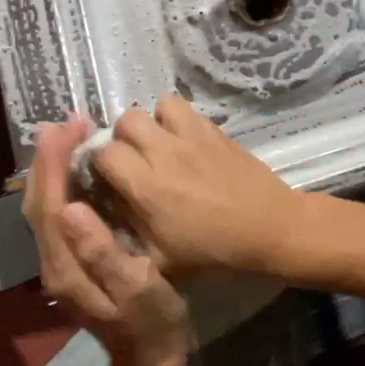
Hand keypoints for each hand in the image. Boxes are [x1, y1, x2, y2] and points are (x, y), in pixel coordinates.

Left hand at [24, 114, 187, 365]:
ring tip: (70, 134)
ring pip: (44, 206)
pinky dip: (63, 183)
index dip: (54, 163)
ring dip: (53, 167)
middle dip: (48, 158)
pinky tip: (80, 169)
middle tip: (68, 120)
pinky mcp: (73, 260)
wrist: (148, 357)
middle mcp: (53, 262)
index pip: (49, 204)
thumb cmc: (151, 321)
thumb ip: (101, 251)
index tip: (67, 125)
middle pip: (39, 202)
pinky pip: (58, 213)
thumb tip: (72, 209)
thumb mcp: (135, 288)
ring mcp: (61, 263)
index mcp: (65, 266)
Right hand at [92, 94, 302, 276]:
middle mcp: (165, 152)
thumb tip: (100, 210)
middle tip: (131, 161)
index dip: (98, 165)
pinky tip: (182, 140)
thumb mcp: (158, 257)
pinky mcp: (215, 129)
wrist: (266, 226)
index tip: (105, 179)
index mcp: (146, 186)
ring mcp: (192, 136)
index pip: (103, 154)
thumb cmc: (211, 249)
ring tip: (156, 146)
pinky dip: (176, 118)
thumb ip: (124, 231)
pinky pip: (184, 108)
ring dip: (150, 123)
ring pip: (155, 107)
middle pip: (125, 121)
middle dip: (120, 139)